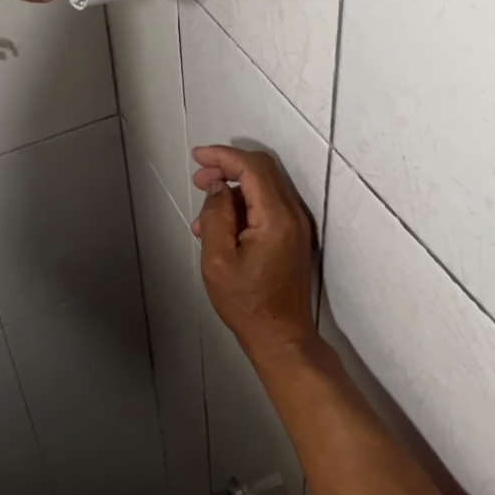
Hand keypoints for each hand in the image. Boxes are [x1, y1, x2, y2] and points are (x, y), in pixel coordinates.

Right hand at [193, 145, 317, 356]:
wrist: (281, 337)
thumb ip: (216, 216)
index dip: (223, 156)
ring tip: (204, 208)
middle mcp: (292, 214)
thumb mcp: (218, 261)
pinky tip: (221, 224)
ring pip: (265, 185)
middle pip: (262, 169)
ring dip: (235, 186)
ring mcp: (297, 224)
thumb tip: (219, 187)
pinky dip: (245, 202)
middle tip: (199, 179)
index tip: (197, 157)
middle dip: (228, 166)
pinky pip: (268, 203)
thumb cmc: (246, 303)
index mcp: (275, 218)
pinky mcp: (294, 235)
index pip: (252, 167)